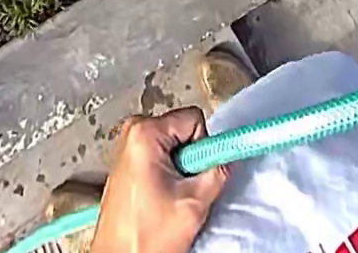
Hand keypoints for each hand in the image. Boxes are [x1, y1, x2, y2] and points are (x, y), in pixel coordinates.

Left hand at [91, 108, 228, 252]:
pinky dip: (166, 172)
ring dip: (178, 168)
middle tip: (181, 190)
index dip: (202, 147)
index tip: (200, 172)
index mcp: (145, 132)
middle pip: (182, 129)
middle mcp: (133, 131)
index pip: (194, 119)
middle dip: (189, 159)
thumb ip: (217, 174)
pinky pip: (160, 153)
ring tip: (168, 195)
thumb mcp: (192, 205)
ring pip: (173, 143)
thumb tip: (229, 155)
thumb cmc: (142, 239)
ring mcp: (128, 144)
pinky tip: (158, 196)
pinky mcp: (127, 158)